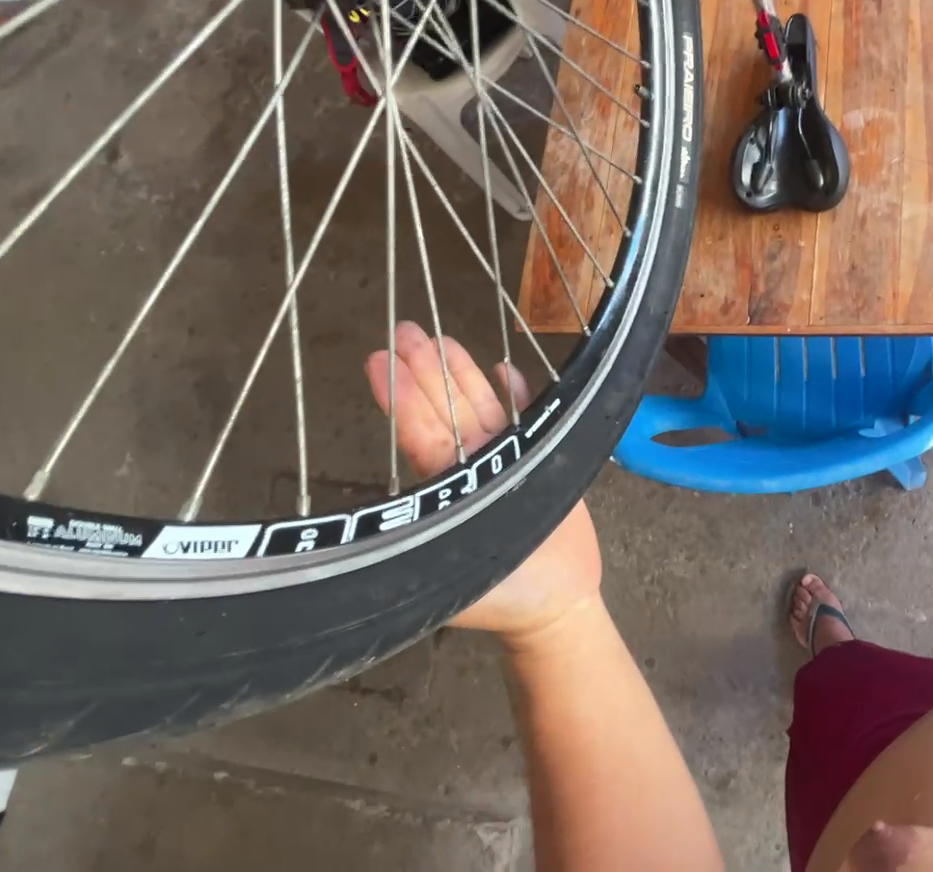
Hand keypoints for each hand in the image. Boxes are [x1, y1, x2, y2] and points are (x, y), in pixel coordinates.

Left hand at [368, 321, 601, 645]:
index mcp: (445, 491)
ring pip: (481, 408)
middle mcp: (472, 468)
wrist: (560, 602)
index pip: (418, 434)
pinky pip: (527, 418)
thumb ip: (420, 550)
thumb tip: (372, 534)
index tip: (379, 360)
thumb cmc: (507, 596)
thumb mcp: (452, 582)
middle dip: (425, 370)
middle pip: (446, 411)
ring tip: (442, 338)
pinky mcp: (542, 459)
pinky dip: (516, 395)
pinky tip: (504, 368)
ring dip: (463, 374)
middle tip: (405, 330)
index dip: (399, 396)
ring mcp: (506, 461)